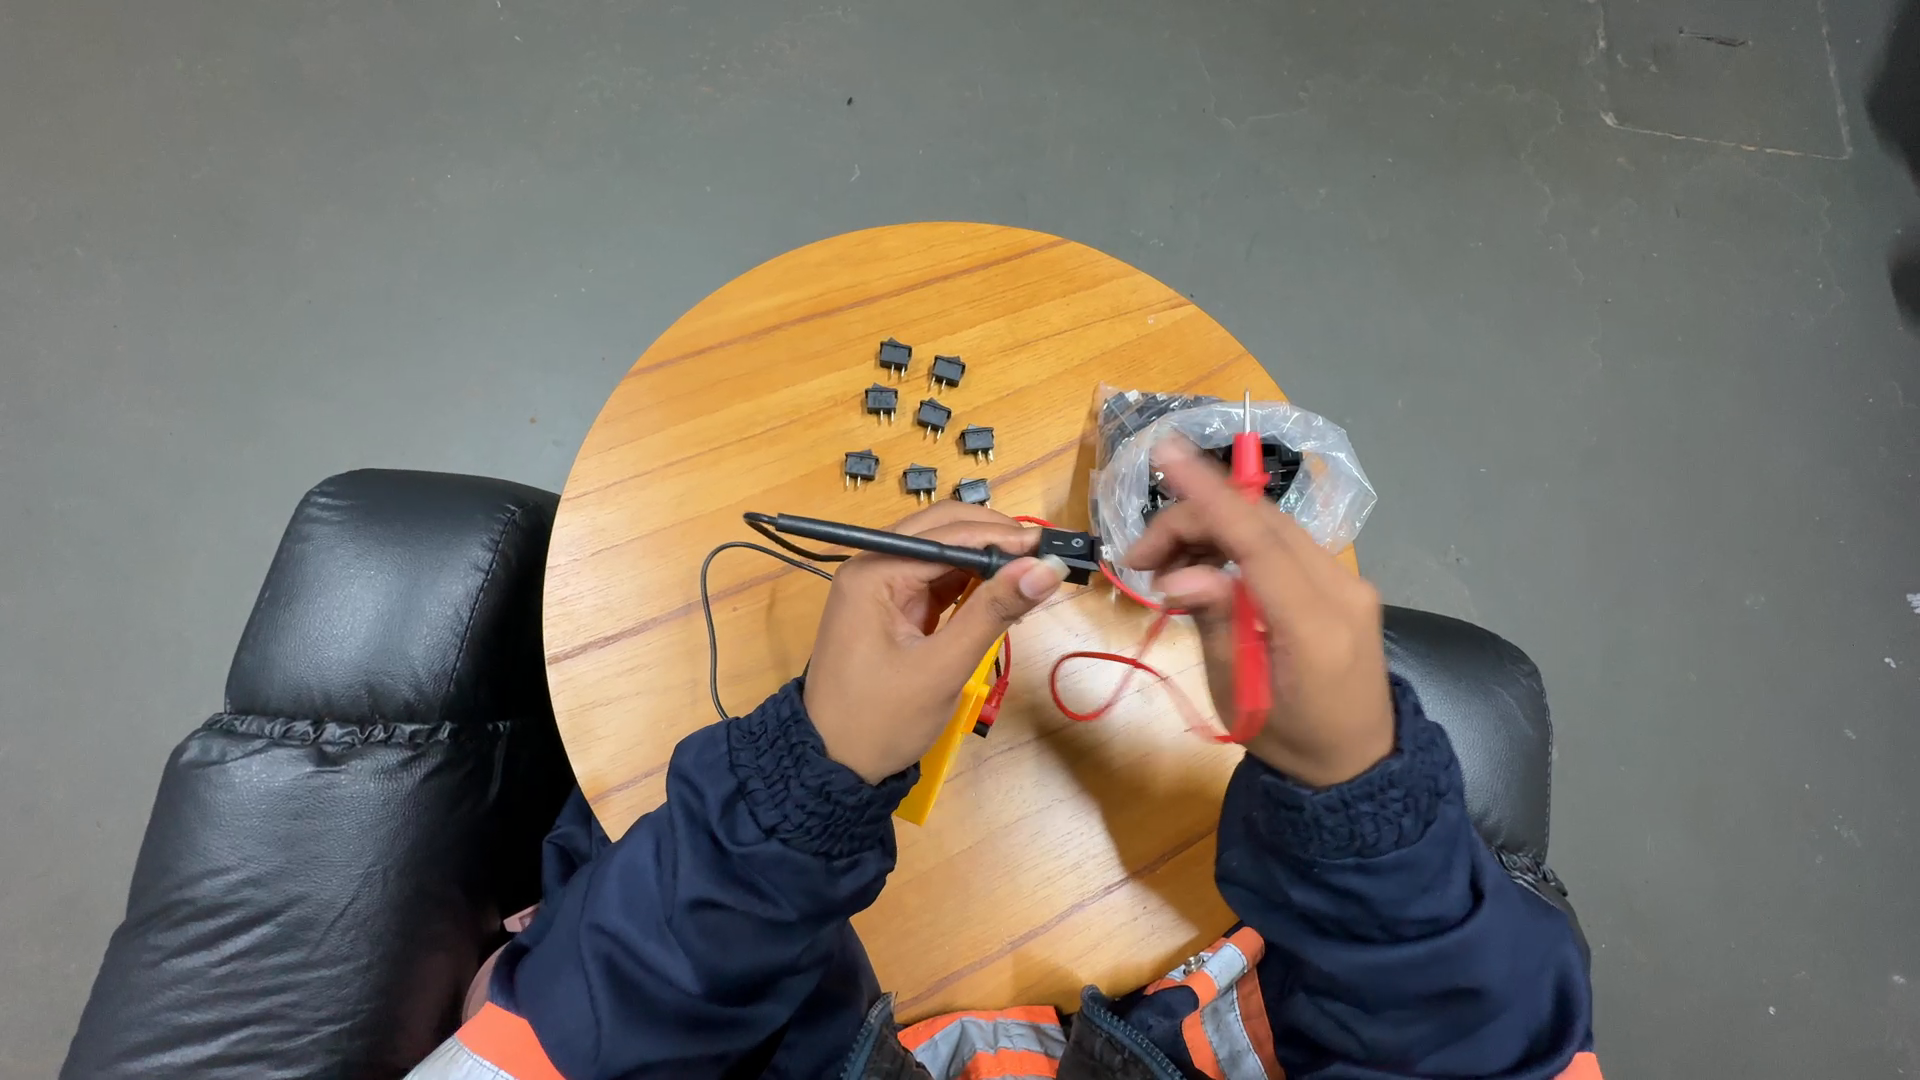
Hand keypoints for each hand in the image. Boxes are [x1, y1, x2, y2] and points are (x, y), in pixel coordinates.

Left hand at [805, 502, 1068, 782]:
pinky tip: (1003, 590)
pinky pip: (938, 580)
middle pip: (942, 531)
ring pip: (943, 553)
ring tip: (1032, 571)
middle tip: (1044, 557)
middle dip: (994, 539)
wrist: (833, 765)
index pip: (946, 534)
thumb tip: (1045, 569)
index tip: (1049, 547)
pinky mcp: (893, 606)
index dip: (1000, 537)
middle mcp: (873, 565)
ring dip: (985, 559)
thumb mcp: (942, 668)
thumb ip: (993, 612)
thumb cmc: (881, 720)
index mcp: (874, 571)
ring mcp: (882, 585)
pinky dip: (971, 583)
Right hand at [1124, 438, 1393, 787]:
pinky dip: (1233, 542)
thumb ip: (1213, 621)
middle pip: (1257, 522)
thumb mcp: (1239, 692)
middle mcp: (1340, 588)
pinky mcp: (1340, 581)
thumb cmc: (1289, 738)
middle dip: (1190, 521)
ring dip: (1209, 530)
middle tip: (1140, 558)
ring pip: (1267, 525)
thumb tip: (1175, 576)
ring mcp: (1346, 580)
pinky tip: (1203, 569)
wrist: (1358, 762)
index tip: (1166, 454)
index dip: (1208, 494)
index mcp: (1314, 624)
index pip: (1256, 540)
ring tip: (1164, 568)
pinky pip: (1279, 543)